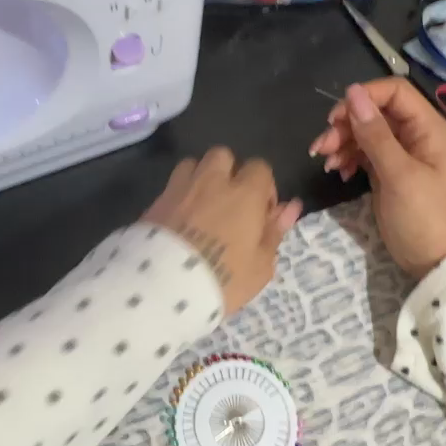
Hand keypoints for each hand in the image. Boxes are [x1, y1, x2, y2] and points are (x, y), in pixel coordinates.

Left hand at [142, 148, 302, 315]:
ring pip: (194, 164)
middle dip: (229, 173)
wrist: (164, 289)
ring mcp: (180, 188)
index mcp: (245, 194)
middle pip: (223, 156)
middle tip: (229, 205)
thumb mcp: (260, 266)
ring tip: (202, 207)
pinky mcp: (154, 201)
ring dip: (201, 178)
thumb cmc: (223, 279)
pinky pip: (171, 186)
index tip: (260, 215)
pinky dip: (179, 196)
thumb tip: (291, 207)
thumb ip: (275, 232)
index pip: (260, 168)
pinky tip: (180, 221)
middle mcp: (212, 181)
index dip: (263, 188)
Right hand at [308, 79, 445, 277]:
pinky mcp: (389, 174)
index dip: (364, 98)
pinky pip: (364, 154)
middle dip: (346, 124)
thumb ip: (375, 134)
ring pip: (365, 133)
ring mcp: (401, 155)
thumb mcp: (398, 174)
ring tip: (325, 163)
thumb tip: (353, 93)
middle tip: (322, 146)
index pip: (394, 92)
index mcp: (427, 128)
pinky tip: (339, 173)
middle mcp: (415, 135)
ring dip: (342, 143)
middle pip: (375, 112)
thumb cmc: (424, 216)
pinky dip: (349, 159)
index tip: (336, 118)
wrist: (437, 262)